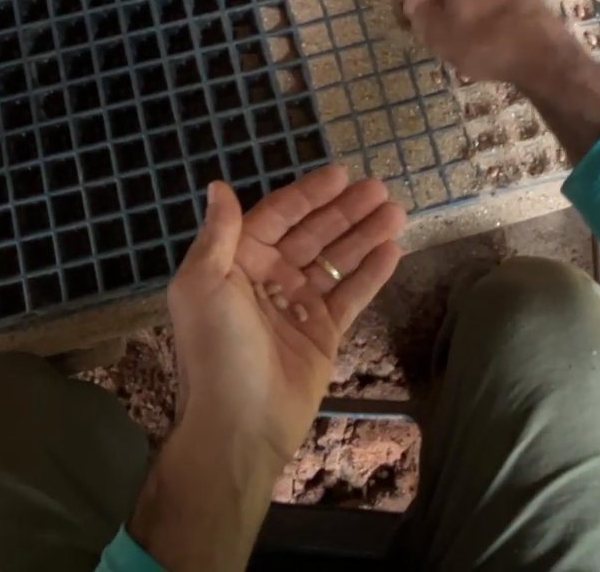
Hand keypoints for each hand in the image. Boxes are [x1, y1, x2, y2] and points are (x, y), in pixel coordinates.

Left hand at [168, 167, 404, 458]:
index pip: (279, 216)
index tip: (341, 174)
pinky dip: (371, 273)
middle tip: (380, 189)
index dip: (309, 194)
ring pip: (337, 260)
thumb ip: (218, 233)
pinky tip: (393, 250)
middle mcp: (270, 277)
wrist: (237, 426)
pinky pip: (351, 295)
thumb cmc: (216, 349)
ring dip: (365, 235)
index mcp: (239, 261)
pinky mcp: (324, 333)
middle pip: (314, 234)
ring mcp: (299, 305)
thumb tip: (218, 185)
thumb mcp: (203, 285)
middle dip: (346, 211)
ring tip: (396, 212)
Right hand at [405, 0, 599, 161]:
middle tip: (430, 21)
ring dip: (463, 6)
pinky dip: (483, 11)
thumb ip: (424, 20)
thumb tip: (422, 9)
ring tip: (456, 29)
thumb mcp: (442, 38)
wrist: (544, 57)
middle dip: (440, 0)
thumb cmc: (485, 45)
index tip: (408, 16)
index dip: (414, 0)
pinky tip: (482, 32)